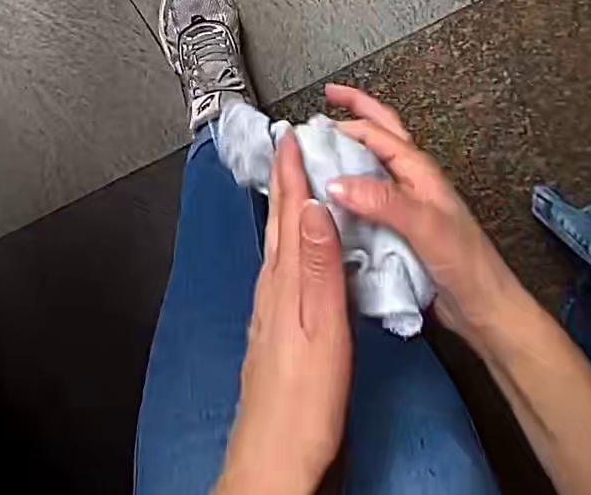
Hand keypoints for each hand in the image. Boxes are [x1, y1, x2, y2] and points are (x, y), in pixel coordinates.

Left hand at [215, 132, 351, 494]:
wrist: (275, 455)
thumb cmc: (305, 397)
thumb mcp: (320, 325)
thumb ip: (318, 265)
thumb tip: (313, 204)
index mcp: (285, 278)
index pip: (288, 210)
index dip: (289, 171)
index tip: (290, 134)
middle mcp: (272, 283)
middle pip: (278, 219)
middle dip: (283, 179)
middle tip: (287, 145)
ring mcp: (270, 304)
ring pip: (278, 238)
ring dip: (285, 204)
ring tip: (292, 182)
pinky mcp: (275, 323)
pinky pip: (282, 262)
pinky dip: (289, 237)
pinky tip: (294, 244)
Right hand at [321, 84, 529, 345]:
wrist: (482, 307)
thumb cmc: (465, 263)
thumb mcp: (424, 225)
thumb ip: (382, 200)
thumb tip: (337, 182)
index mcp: (419, 169)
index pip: (377, 132)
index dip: (347, 120)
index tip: (314, 124)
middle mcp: (411, 178)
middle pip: (381, 130)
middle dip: (356, 107)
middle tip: (329, 95)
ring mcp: (405, 200)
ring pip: (374, 159)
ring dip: (351, 143)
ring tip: (325, 140)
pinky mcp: (398, 223)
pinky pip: (368, 193)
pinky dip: (350, 182)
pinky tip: (333, 192)